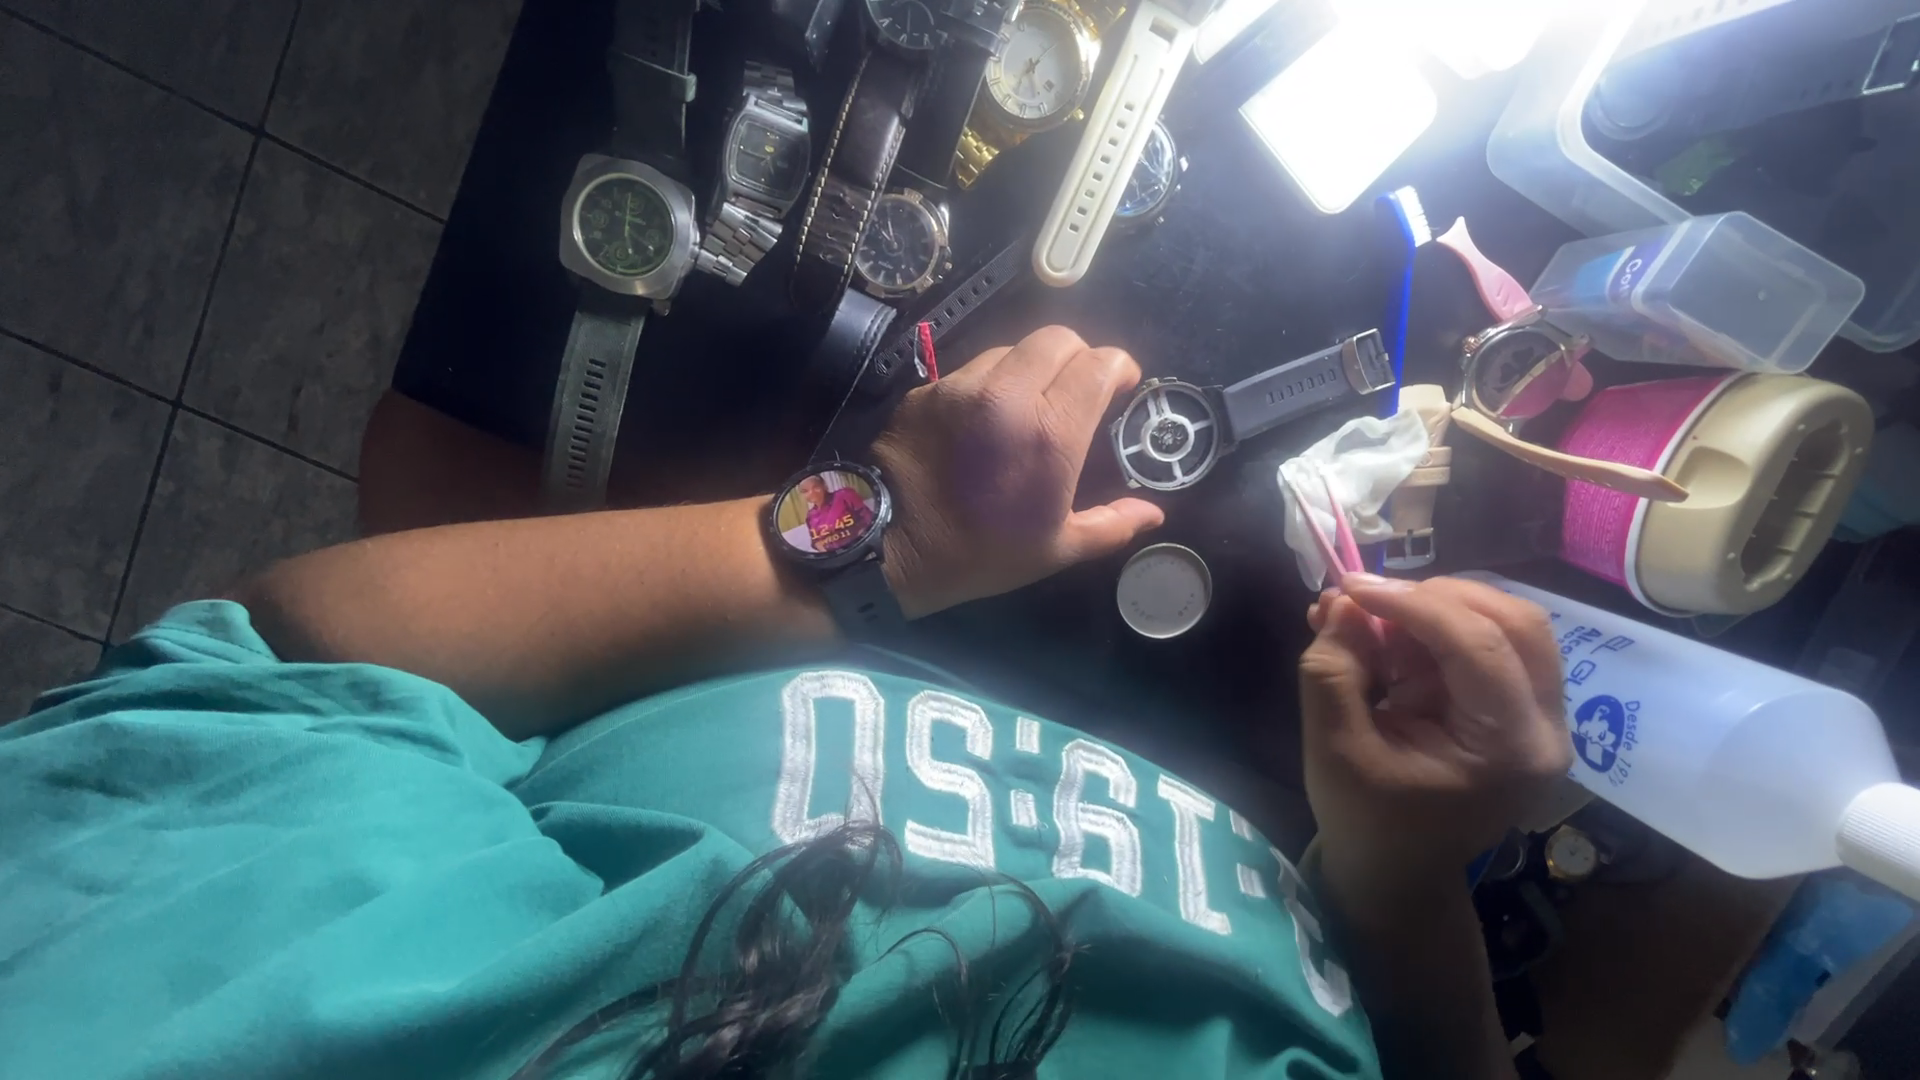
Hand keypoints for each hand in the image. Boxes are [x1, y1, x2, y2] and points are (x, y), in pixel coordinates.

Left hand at [872, 325, 1164, 616]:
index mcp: (1050, 433)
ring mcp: (962, 386)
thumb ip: (1111, 524)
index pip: (1099, 364)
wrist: (885, 547)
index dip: (1118, 369)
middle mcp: (1008, 394)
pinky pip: (972, 368)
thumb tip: (1153, 512)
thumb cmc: (977, 554)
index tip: (1121, 387)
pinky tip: (986, 417)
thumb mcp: (1053, 550)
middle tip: (1078, 390)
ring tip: (1031, 403)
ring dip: (1033, 367)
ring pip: (1014, 348)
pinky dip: (991, 382)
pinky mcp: (928, 389)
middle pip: (1060, 339)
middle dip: (1080, 357)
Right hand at [1299, 575, 1571, 889]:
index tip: (1346, 587)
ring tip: (1365, 619)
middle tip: (1363, 600)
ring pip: (1501, 622)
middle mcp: (1541, 725)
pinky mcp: (1507, 705)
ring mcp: (1532, 714)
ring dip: (1429, 607)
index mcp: (1508, 746)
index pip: (1479, 644)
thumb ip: (1333, 671)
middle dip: (1431, 596)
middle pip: (1512, 621)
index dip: (1411, 602)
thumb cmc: (1365, 819)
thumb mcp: (1332, 746)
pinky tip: (1376, 632)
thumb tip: (1342, 603)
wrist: (1395, 870)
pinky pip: (1478, 641)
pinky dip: (1425, 626)